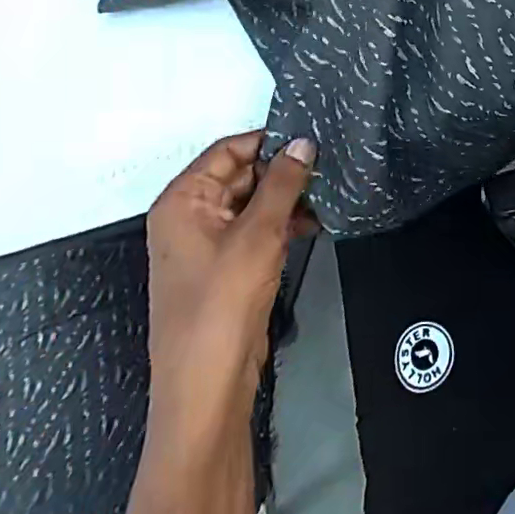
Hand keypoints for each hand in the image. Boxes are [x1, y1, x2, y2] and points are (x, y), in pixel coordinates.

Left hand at [144, 132, 316, 430]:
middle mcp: (191, 216)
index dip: (268, 140)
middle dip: (284, 170)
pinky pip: (259, 229)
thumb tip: (304, 143)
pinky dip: (286, 222)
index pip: (227, 151)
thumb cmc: (222, 300)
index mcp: (182, 201)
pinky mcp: (230, 265)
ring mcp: (210, 243)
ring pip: (255, 203)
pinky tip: (319, 221)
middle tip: (332, 164)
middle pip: (241, 175)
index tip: (314, 136)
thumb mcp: (258, 234)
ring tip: (333, 191)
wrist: (208, 377)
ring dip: (290, 197)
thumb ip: (283, 184)